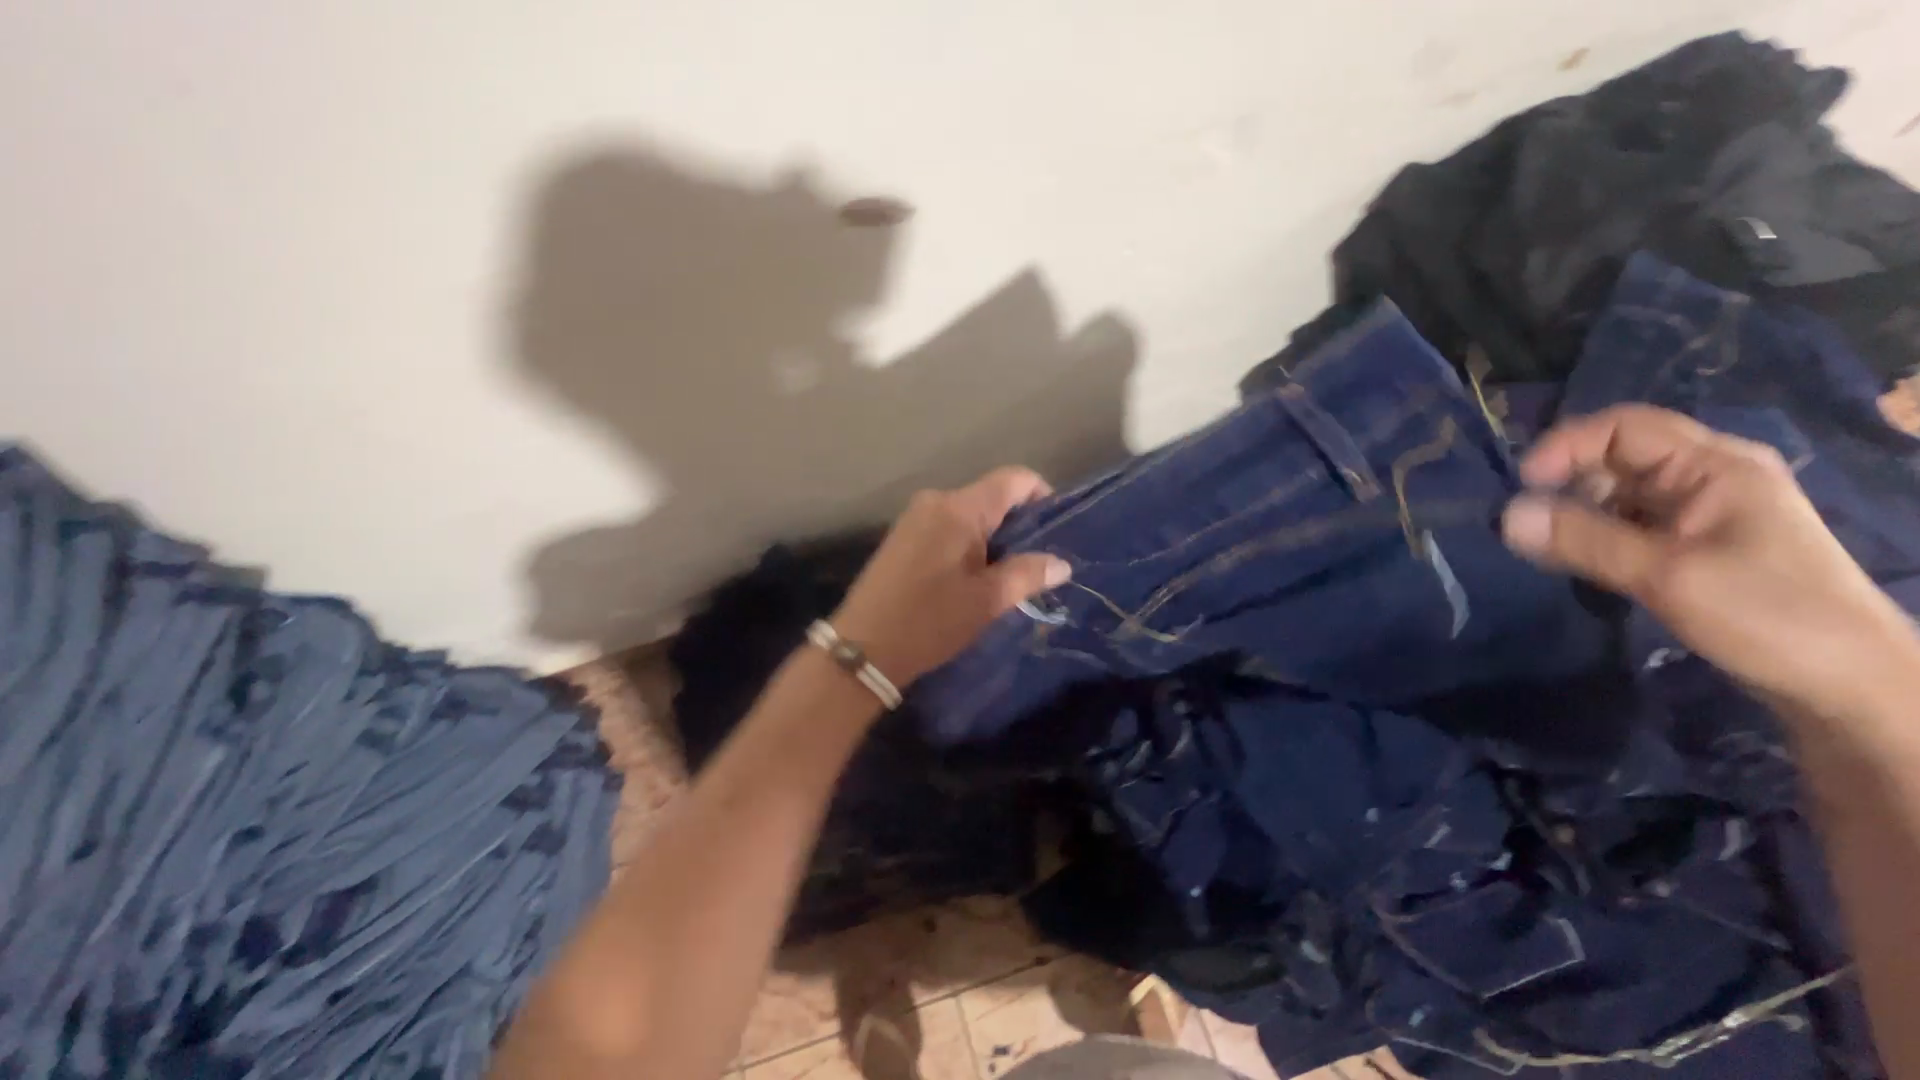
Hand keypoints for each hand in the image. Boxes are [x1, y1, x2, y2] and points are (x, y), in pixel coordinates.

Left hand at [830, 467, 1071, 685]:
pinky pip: (948, 528)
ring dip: (992, 539)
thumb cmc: (929, 622)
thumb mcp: (987, 601)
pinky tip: (973, 579)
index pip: (1014, 480)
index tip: (1058, 532)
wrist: (863, 650)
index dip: (1043, 497)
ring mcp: (914, 518)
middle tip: (1037, 564)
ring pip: (969, 515)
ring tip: (1007, 577)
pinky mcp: (902, 537)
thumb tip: (1061, 563)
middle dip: (1017, 526)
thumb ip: (1027, 574)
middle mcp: (935, 501)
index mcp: (959, 508)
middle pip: (991, 497)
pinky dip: (968, 546)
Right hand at [1501, 404, 1918, 714]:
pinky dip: (1599, 535)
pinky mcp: (1699, 548)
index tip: (1523, 487)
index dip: (1565, 447)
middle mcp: (1711, 478)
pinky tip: (1580, 562)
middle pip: (1620, 456)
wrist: (1850, 685)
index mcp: (1715, 466)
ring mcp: (1707, 514)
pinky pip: (1634, 525)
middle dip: (1567, 481)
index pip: (1623, 427)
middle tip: (1527, 520)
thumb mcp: (1666, 575)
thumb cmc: (1768, 616)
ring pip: (1623, 493)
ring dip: (1580, 511)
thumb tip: (1505, 515)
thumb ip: (1584, 541)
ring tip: (1546, 545)